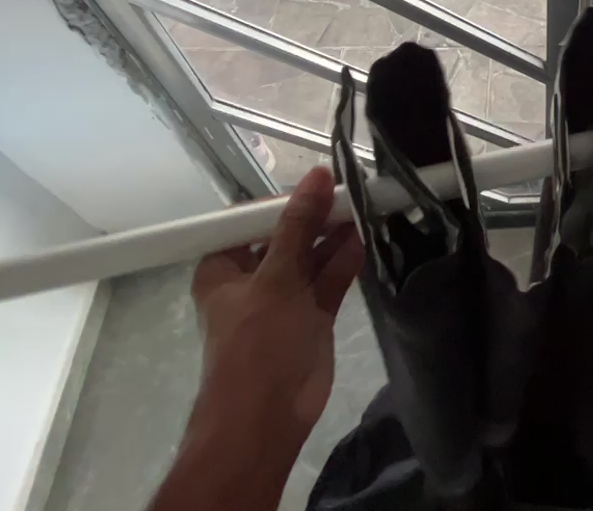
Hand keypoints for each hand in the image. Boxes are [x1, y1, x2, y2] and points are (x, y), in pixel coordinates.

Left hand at [189, 167, 364, 443]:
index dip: (285, 200)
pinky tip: (366, 235)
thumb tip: (318, 175)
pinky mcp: (313, 314)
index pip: (253, 221)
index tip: (320, 180)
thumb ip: (299, 225)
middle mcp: (254, 279)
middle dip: (317, 216)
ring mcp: (285, 298)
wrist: (266, 417)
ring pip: (313, 255)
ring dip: (336, 235)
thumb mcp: (275, 276)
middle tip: (353, 189)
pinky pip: (330, 277)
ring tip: (367, 205)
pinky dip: (346, 258)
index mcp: (225, 268)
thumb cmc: (255, 343)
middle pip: (288, 235)